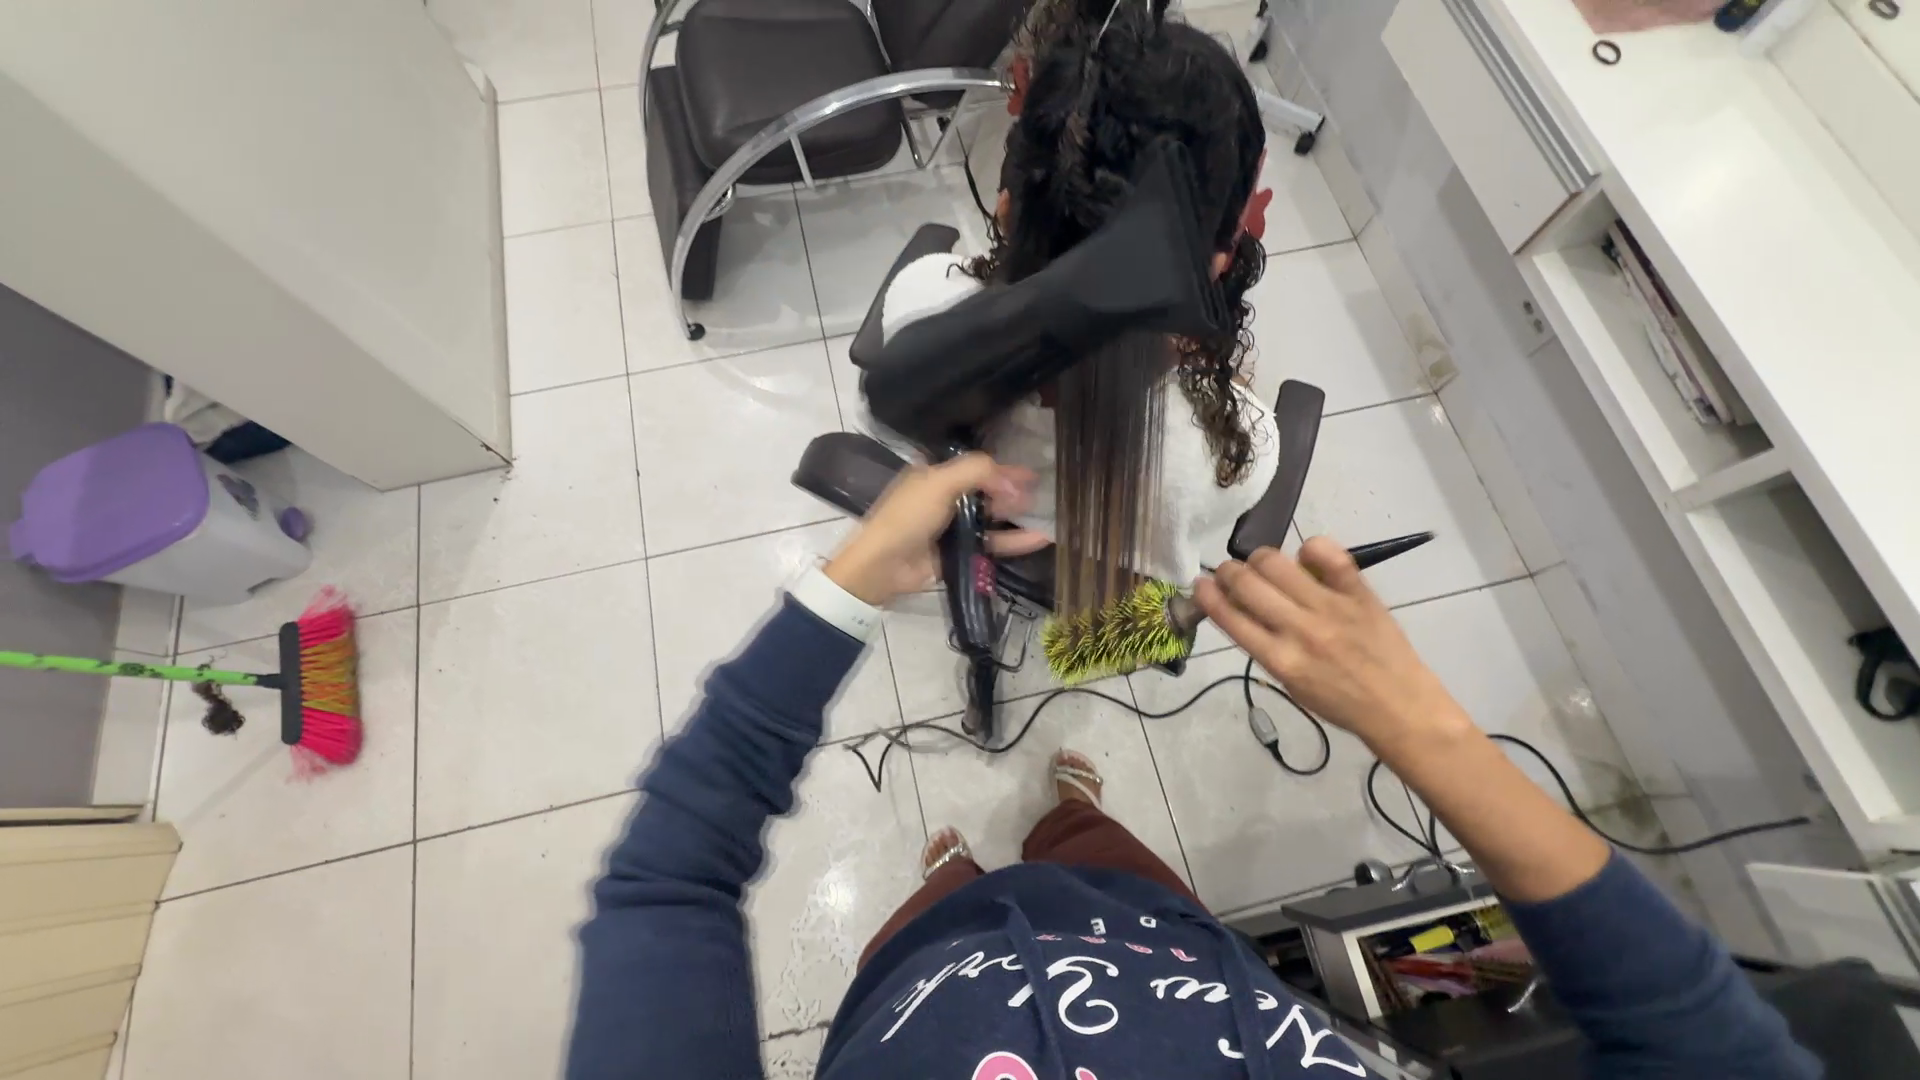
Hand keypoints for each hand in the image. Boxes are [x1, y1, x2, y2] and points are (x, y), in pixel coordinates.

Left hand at [825, 454, 1048, 606]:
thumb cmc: (907, 517)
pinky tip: (1038, 539)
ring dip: (1015, 516)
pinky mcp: (956, 554)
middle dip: (1011, 491)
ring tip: (1044, 514)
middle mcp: (943, 499)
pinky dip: (1012, 542)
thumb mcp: (939, 484)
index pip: (974, 467)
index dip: (1002, 468)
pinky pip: (989, 545)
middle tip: (1041, 493)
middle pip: (985, 491)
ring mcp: (950, 528)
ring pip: (989, 519)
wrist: (882, 566)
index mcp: (933, 476)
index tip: (1031, 474)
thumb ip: (977, 472)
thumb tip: (1012, 480)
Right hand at [1194, 537, 1469, 749]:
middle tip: (1229, 574)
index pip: (1229, 617)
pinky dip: (1309, 549)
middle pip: (1245, 583)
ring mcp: (1330, 608)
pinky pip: (1327, 554)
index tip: (1200, 585)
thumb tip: (1236, 608)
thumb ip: (1263, 646)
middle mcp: (1300, 630)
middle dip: (1227, 572)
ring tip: (1263, 566)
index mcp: (1279, 659)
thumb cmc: (1339, 702)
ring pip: (1274, 562)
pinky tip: (1306, 559)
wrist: (1401, 708)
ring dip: (1258, 559)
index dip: (1206, 595)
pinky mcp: (1359, 594)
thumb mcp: (1289, 683)